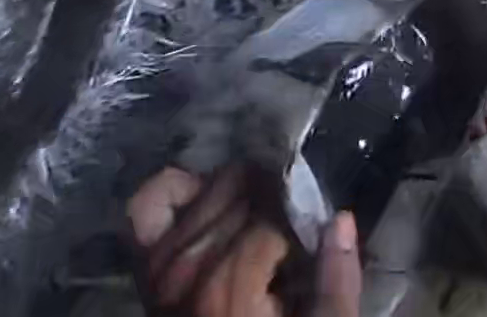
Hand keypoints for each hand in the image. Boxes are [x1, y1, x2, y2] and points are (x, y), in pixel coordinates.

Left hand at [128, 163, 361, 316]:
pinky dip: (177, 189)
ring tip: (265, 213)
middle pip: (243, 198)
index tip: (316, 234)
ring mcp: (158, 274)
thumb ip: (335, 287)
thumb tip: (340, 220)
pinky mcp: (146, 274)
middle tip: (293, 225)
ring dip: (242, 190)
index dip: (302, 221)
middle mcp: (184, 280)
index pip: (273, 221)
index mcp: (228, 297)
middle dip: (277, 200)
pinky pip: (150, 207)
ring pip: (208, 191)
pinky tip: (208, 191)